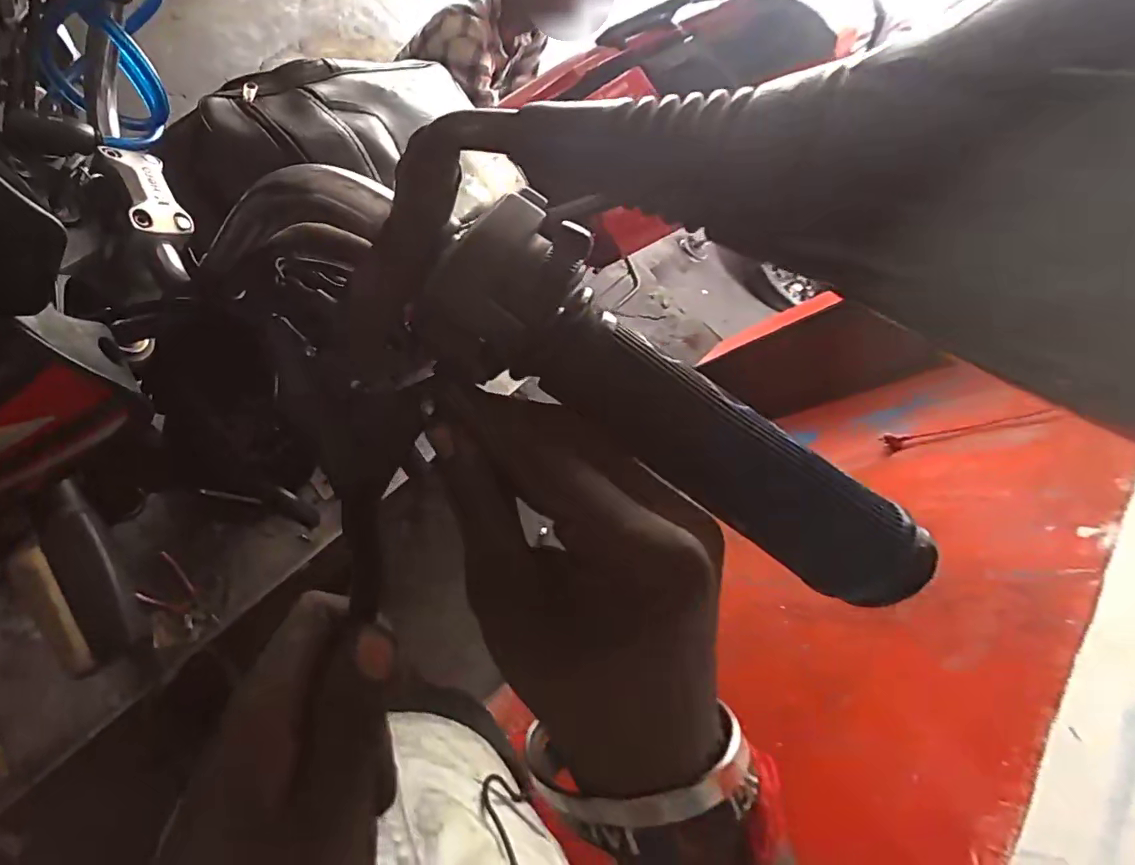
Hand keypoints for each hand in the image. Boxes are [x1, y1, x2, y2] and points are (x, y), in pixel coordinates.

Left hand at [154, 592, 396, 864]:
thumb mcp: (329, 808)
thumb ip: (350, 714)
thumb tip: (376, 627)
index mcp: (264, 698)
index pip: (316, 612)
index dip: (363, 630)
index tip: (399, 687)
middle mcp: (250, 706)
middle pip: (321, 656)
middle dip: (363, 697)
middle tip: (377, 774)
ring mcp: (246, 743)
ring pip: (317, 703)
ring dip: (353, 739)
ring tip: (360, 808)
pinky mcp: (247, 778)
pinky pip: (302, 743)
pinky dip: (332, 767)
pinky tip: (337, 819)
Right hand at [429, 385, 725, 797]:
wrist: (650, 742)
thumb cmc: (568, 685)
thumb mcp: (504, 600)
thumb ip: (478, 506)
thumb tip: (446, 431)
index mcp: (642, 551)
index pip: (551, 459)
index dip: (490, 422)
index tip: (442, 391)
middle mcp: (682, 513)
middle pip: (579, 438)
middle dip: (510, 420)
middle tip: (451, 406)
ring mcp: (693, 507)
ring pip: (596, 440)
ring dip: (534, 429)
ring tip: (476, 422)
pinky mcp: (687, 508)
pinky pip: (614, 459)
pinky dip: (561, 450)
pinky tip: (520, 447)